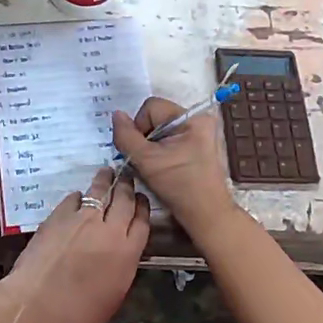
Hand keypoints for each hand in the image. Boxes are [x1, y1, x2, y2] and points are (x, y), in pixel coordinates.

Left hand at [0, 167, 148, 322]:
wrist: (34, 310)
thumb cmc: (77, 319)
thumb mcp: (113, 295)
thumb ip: (120, 267)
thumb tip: (118, 253)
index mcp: (128, 253)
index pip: (142, 221)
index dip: (143, 208)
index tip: (142, 200)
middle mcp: (109, 229)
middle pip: (124, 199)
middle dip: (128, 186)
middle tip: (127, 176)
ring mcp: (82, 219)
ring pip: (100, 191)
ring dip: (106, 180)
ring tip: (107, 172)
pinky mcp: (57, 216)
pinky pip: (73, 198)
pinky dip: (79, 196)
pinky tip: (78, 197)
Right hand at [112, 97, 235, 227]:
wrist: (206, 214)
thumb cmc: (178, 186)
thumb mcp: (146, 161)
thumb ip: (126, 136)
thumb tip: (116, 115)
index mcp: (192, 118)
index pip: (151, 107)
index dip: (139, 127)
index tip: (141, 151)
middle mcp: (199, 119)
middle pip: (156, 116)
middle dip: (145, 137)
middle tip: (145, 160)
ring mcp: (201, 132)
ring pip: (162, 129)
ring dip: (151, 145)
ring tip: (155, 166)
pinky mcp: (199, 145)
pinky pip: (171, 138)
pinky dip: (161, 150)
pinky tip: (163, 168)